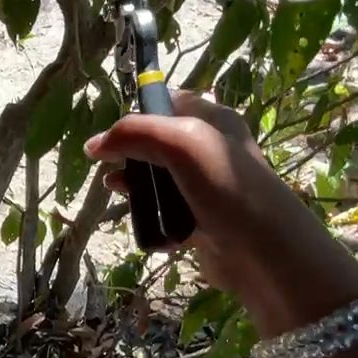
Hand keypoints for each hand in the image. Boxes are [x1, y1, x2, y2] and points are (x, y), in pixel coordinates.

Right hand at [84, 90, 357, 336]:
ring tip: (119, 195)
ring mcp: (205, 186)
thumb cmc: (227, 190)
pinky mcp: (199, 218)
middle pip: (155, 142)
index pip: (167, 103)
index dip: (136, 115)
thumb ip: (136, 134)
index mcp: (215, 120)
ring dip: (134, 187)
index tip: (113, 137)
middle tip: (113, 169)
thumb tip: (94, 145)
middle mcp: (211, 148)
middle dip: (128, 154)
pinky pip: (164, 210)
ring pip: (155, 178)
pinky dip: (150, 217)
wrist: (263, 255)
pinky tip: (145, 225)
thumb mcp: (182, 144)